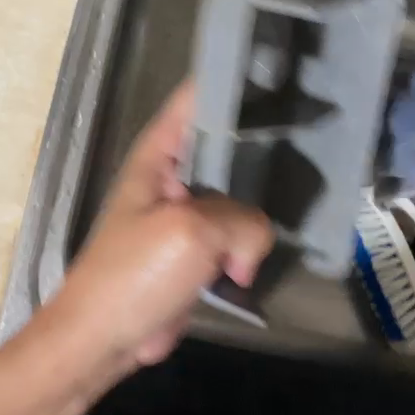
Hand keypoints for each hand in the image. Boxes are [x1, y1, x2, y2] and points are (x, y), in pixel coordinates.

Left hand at [41, 84, 274, 378]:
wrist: (101, 340)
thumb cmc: (134, 274)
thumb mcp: (191, 233)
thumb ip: (241, 221)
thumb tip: (250, 249)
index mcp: (159, 154)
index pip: (198, 98)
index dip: (236, 82)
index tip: (282, 75)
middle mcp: (173, 175)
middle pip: (225, 144)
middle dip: (262, 144)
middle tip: (313, 135)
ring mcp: (185, 213)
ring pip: (235, 193)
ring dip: (259, 200)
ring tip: (303, 189)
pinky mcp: (195, 251)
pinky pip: (233, 233)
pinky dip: (250, 241)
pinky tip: (272, 243)